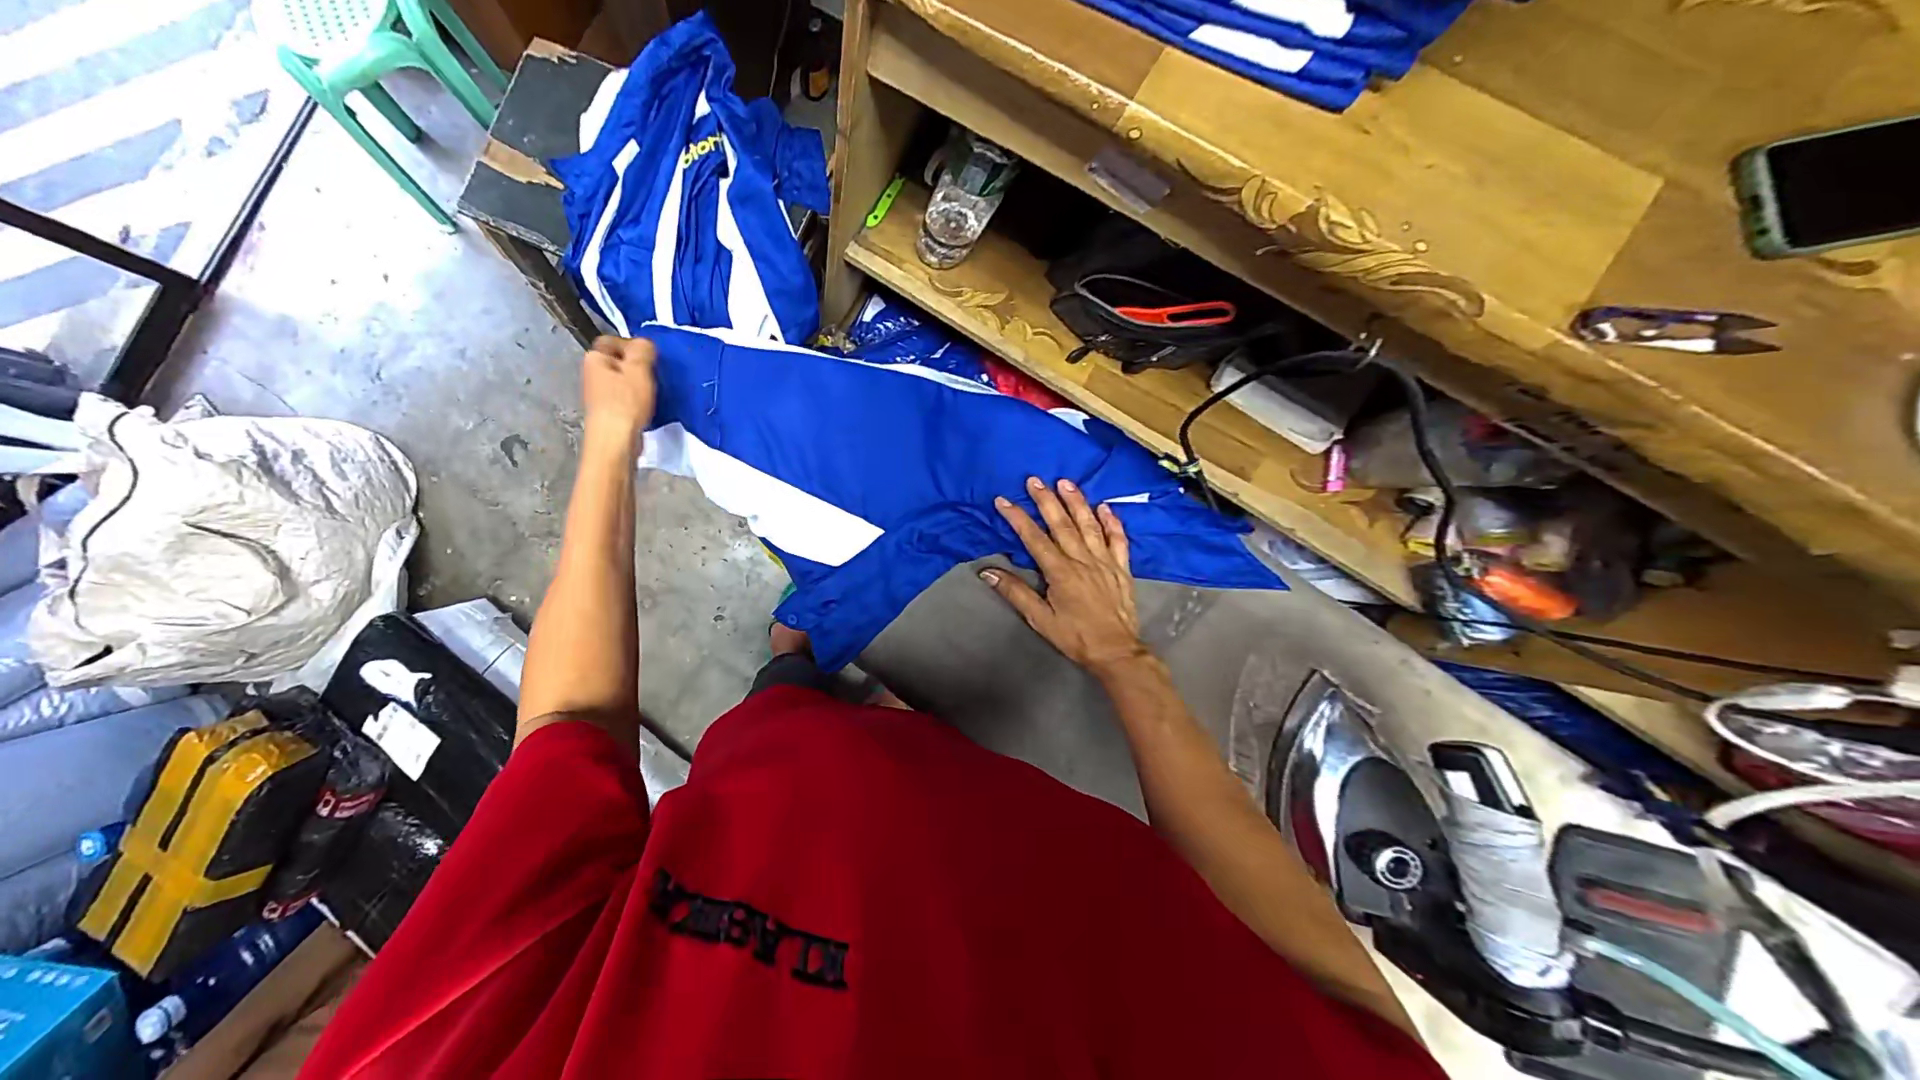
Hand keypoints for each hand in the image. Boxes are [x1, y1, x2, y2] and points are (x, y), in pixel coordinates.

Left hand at [582, 335, 657, 436]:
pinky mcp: (608, 411)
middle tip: (653, 376)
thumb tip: (644, 344)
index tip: (648, 359)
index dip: (632, 345)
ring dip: (639, 384)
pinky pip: (625, 397)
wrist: (615, 440)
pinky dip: (637, 399)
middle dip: (637, 367)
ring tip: (652, 393)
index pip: (612, 340)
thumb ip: (643, 349)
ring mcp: (598, 394)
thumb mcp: (639, 369)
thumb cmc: (626, 402)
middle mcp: (591, 373)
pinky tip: (646, 407)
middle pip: (618, 361)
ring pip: (623, 380)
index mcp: (594, 358)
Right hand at [982, 477, 1150, 675]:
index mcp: (1060, 572)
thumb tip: (988, 572)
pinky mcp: (1122, 568)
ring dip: (1077, 502)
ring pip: (1089, 525)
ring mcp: (1105, 562)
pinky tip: (1105, 507)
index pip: (1034, 539)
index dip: (1018, 518)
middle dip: (1046, 500)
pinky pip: (1118, 540)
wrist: (1116, 651)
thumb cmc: (1075, 637)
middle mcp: (1082, 560)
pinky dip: (1112, 522)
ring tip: (1065, 483)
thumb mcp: (1040, 619)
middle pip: (1062, 524)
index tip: (1004, 501)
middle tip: (1034, 480)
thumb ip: (1016, 592)